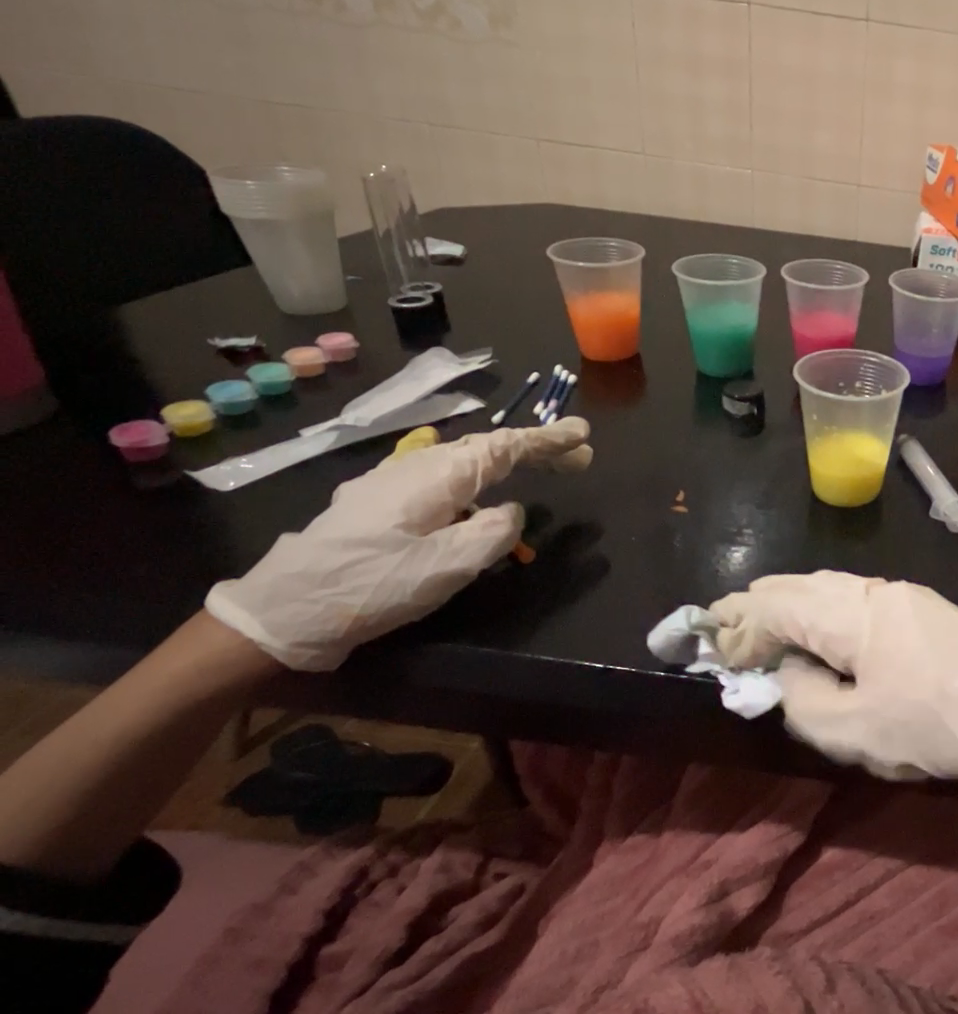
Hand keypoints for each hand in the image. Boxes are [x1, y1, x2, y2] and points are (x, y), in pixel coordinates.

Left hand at [205, 417, 592, 670]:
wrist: (282, 613)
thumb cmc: (373, 587)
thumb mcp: (450, 566)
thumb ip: (494, 531)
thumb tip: (509, 510)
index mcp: (437, 477)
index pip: (505, 447)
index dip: (547, 439)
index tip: (584, 435)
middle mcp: (413, 468)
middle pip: (484, 449)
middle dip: (533, 449)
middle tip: (577, 460)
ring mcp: (388, 484)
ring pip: (460, 463)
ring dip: (503, 465)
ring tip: (535, 476)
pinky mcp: (373, 505)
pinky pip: (438, 479)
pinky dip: (472, 480)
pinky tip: (474, 502)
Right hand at [708, 571, 957, 813]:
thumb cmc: (936, 728)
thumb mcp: (854, 733)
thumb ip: (802, 699)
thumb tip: (788, 671)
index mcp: (852, 613)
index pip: (775, 603)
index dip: (737, 623)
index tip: (709, 644)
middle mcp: (874, 590)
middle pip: (800, 586)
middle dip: (760, 608)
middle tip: (728, 633)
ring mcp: (904, 595)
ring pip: (829, 589)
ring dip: (793, 608)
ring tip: (767, 632)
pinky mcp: (924, 610)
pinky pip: (857, 600)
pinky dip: (825, 613)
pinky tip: (821, 634)